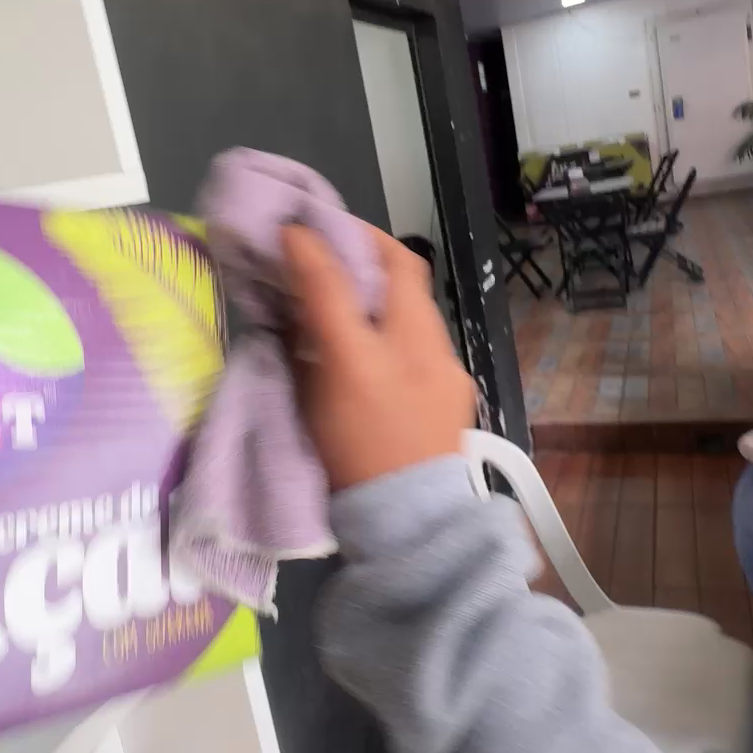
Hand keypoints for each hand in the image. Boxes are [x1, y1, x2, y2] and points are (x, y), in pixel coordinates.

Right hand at [281, 223, 475, 489]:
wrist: (411, 525)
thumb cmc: (351, 459)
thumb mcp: (317, 393)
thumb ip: (306, 335)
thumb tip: (294, 290)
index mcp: (375, 352)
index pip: (353, 273)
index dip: (323, 242)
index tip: (298, 228)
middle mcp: (420, 350)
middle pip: (401, 273)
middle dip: (367, 247)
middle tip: (334, 244)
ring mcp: (446, 366)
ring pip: (416, 302)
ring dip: (388, 283)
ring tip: (356, 288)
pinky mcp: (457, 383)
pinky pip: (427, 333)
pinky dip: (402, 320)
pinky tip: (384, 338)